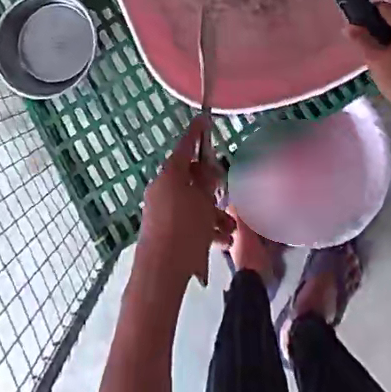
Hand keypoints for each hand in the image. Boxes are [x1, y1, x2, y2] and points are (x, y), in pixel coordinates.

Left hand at [135, 117, 233, 288]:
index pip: (186, 146)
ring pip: (191, 201)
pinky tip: (221, 241)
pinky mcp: (162, 229)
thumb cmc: (185, 231)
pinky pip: (186, 219)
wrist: (160, 273)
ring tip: (230, 229)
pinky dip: (203, 225)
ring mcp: (160, 209)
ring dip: (211, 211)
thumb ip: (208, 183)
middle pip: (190, 176)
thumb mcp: (204, 203)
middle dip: (211, 185)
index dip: (197, 132)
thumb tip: (208, 171)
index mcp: (171, 175)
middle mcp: (162, 188)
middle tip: (226, 189)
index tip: (204, 118)